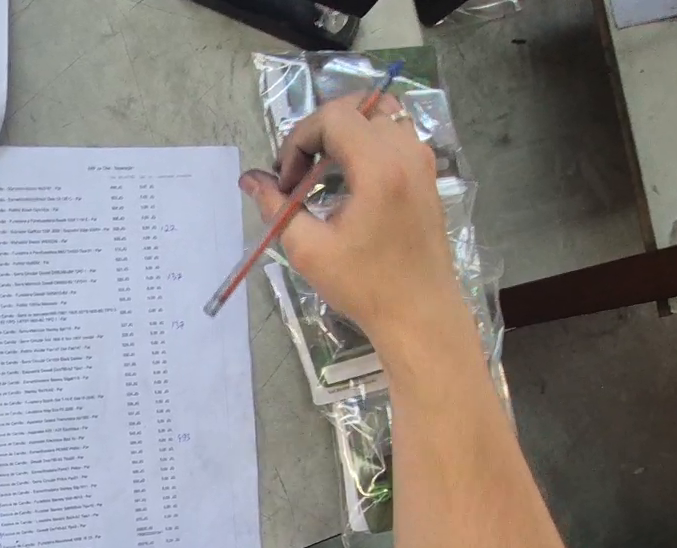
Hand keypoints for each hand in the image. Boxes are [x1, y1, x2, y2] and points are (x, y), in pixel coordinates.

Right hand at [238, 93, 469, 349]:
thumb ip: (277, 208)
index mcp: (378, 166)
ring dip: (342, 135)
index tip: (285, 183)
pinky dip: (364, 145)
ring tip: (320, 175)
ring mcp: (422, 159)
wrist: (417, 309)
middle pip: (356, 108)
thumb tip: (250, 180)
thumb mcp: (308, 250)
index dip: (298, 142)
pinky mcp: (426, 173)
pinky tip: (346, 184)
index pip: (333, 117)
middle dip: (317, 134)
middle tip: (297, 176)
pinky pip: (394, 135)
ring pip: (379, 115)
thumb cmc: (362, 284)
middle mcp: (406, 151)